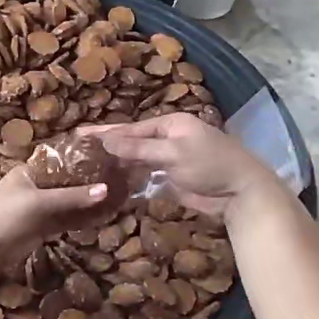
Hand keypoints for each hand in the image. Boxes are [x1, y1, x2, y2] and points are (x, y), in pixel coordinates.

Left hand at [0, 165, 110, 265]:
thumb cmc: (5, 214)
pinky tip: (105, 216)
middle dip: (90, 181)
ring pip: (70, 202)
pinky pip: (67, 219)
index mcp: (29, 172)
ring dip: (90, 201)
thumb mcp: (39, 202)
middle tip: (120, 177)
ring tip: (120, 196)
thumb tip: (107, 189)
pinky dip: (83, 218)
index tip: (108, 156)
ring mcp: (39, 207)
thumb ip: (73, 197)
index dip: (82, 158)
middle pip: (67, 181)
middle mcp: (35, 186)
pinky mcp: (42, 227)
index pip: (59, 160)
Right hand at [80, 114, 280, 217]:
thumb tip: (105, 141)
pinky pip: (142, 175)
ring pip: (134, 159)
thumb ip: (137, 149)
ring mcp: (167, 159)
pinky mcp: (169, 178)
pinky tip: (108, 180)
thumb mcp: (172, 153)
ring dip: (114, 163)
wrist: (241, 194)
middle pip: (130, 142)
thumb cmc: (211, 165)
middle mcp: (167, 138)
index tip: (79, 135)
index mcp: (170, 123)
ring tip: (86, 166)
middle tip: (77, 150)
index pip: (130, 128)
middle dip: (106, 146)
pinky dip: (126, 177)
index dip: (104, 133)